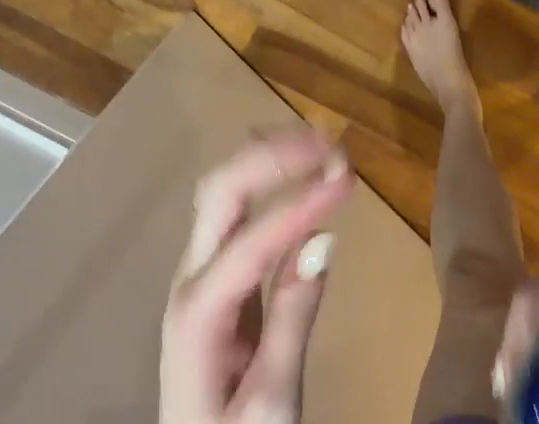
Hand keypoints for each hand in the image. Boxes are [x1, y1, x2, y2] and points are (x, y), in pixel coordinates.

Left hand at [161, 129, 354, 423]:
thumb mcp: (271, 400)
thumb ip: (293, 319)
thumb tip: (325, 239)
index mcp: (198, 312)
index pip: (251, 239)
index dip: (300, 202)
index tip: (348, 175)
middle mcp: (190, 278)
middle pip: (219, 194)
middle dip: (272, 157)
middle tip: (330, 142)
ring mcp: (200, 274)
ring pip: (223, 194)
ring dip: (269, 159)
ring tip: (319, 142)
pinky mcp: (217, 278)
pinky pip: (238, 214)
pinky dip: (270, 183)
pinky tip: (300, 174)